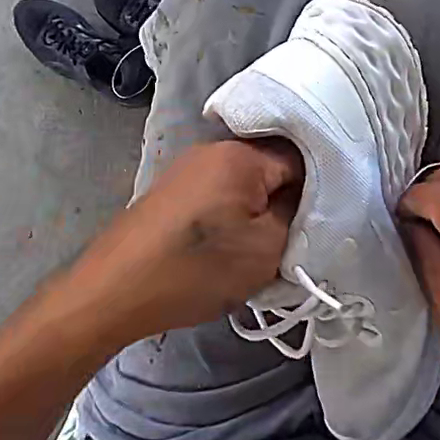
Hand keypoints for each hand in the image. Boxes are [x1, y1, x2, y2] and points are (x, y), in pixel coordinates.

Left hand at [61, 140, 302, 346]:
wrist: (115, 289)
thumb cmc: (197, 269)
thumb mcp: (265, 248)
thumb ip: (297, 214)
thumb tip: (304, 197)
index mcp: (240, 154)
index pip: (302, 158)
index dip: (320, 190)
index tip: (324, 224)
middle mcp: (211, 150)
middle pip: (270, 169)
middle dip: (286, 202)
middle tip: (295, 241)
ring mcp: (186, 169)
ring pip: (243, 184)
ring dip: (258, 212)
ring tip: (261, 250)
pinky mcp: (171, 191)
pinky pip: (217, 194)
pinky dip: (231, 217)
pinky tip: (229, 247)